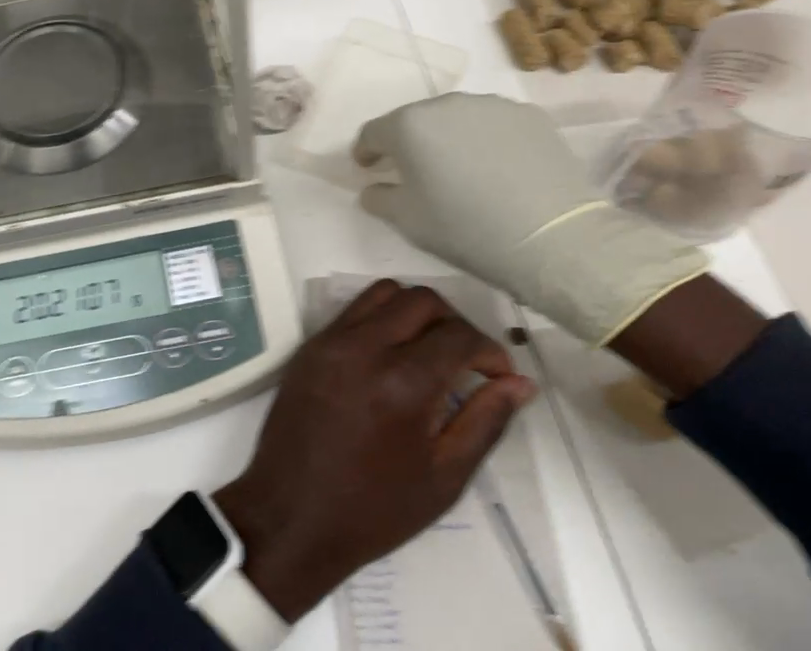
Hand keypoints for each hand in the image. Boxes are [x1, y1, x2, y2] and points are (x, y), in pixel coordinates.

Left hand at [212, 281, 535, 620]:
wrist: (291, 518)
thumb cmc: (374, 509)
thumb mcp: (444, 477)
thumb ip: (486, 422)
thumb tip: (520, 383)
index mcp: (402, 382)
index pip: (459, 335)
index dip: (490, 352)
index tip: (497, 377)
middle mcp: (364, 348)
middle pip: (423, 300)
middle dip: (455, 323)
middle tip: (465, 361)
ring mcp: (330, 343)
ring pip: (384, 293)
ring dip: (415, 312)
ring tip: (428, 351)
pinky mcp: (309, 348)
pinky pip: (351, 310)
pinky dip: (380, 318)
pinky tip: (390, 356)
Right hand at [353, 93, 707, 345]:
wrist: (551, 236)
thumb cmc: (465, 228)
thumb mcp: (408, 221)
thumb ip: (379, 198)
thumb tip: (373, 187)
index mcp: (410, 125)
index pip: (374, 132)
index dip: (366, 151)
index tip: (368, 168)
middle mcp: (448, 104)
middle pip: (417, 120)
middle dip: (410, 143)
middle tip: (415, 173)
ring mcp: (493, 106)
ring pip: (458, 119)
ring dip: (450, 139)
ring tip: (460, 171)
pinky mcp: (531, 117)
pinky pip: (494, 126)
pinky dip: (487, 142)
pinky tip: (497, 171)